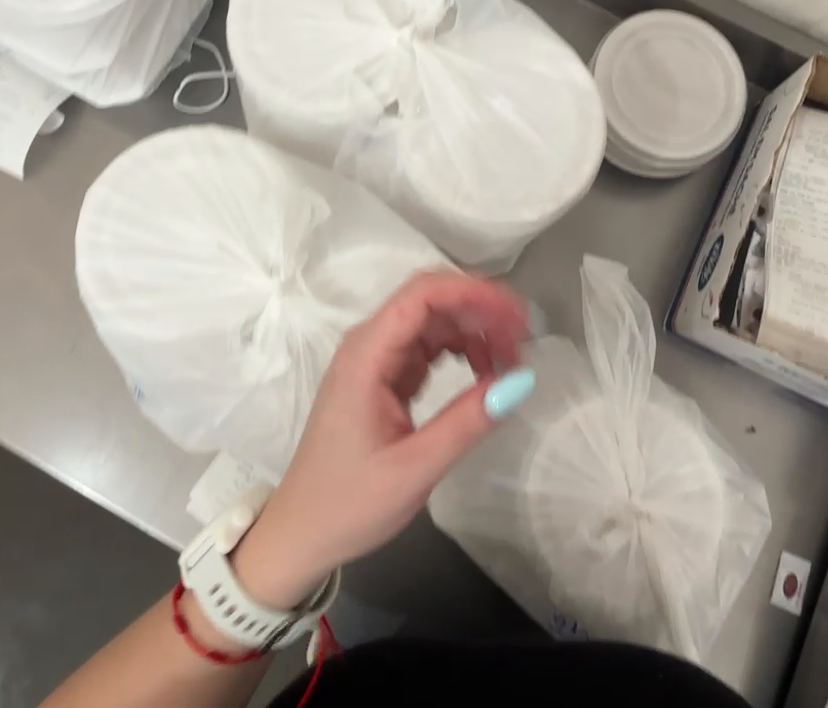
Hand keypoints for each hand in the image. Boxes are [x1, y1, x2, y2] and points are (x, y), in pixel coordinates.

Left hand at [229, 272, 534, 607]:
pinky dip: (462, 352)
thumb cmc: (348, 503)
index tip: (516, 317)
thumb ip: (466, 423)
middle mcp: (369, 346)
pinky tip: (486, 375)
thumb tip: (521, 382)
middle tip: (525, 342)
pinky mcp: (385, 378)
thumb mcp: (414, 469)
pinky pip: (429, 348)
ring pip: (434, 323)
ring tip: (512, 364)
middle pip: (432, 302)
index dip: (473, 293)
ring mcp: (376, 361)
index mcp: (366, 356)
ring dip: (475, 332)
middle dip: (481, 311)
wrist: (302, 533)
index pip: (422, 295)